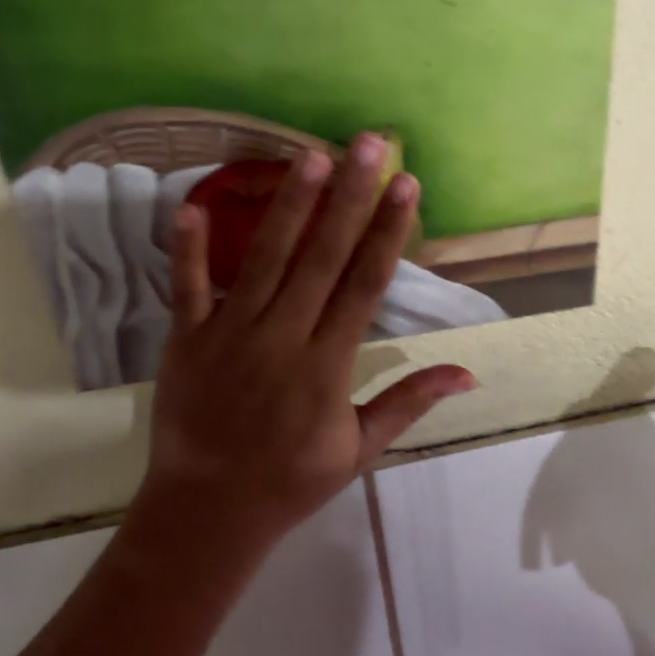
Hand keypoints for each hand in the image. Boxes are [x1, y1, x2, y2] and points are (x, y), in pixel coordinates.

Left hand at [136, 134, 478, 550]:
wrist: (208, 512)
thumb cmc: (290, 481)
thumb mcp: (358, 449)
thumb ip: (408, 403)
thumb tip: (467, 373)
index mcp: (328, 364)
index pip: (365, 284)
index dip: (387, 231)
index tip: (406, 185)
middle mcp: (284, 337)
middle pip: (322, 257)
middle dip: (349, 196)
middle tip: (367, 144)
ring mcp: (231, 334)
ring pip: (265, 259)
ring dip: (290, 206)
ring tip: (310, 157)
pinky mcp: (187, 339)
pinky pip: (187, 288)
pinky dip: (187, 249)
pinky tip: (192, 205)